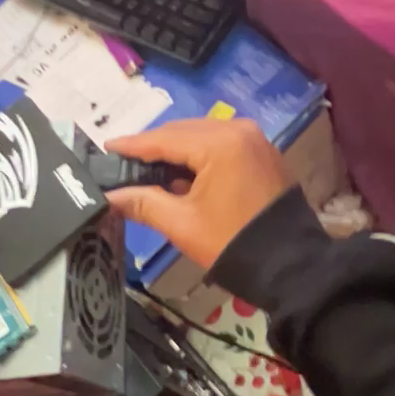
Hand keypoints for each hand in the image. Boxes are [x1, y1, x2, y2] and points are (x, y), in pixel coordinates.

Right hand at [104, 118, 291, 270]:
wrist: (289, 266)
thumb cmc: (232, 244)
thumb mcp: (182, 224)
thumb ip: (143, 203)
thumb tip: (110, 196)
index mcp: (219, 143)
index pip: (164, 139)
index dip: (132, 146)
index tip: (105, 148)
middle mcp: (238, 130)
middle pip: (183, 132)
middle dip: (153, 148)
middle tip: (122, 163)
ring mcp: (254, 139)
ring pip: (201, 136)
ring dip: (175, 151)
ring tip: (147, 170)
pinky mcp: (261, 152)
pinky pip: (221, 144)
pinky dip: (198, 155)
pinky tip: (180, 173)